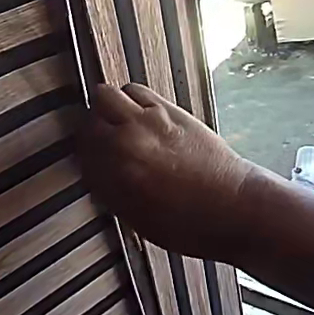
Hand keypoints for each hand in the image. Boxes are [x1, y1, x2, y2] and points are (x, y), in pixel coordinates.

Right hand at [76, 83, 279, 260]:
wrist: (234, 208)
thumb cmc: (187, 223)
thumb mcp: (134, 218)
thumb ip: (108, 189)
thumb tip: (93, 168)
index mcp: (114, 176)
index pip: (79, 151)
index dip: (82, 154)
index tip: (87, 157)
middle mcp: (126, 143)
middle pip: (87, 121)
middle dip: (89, 130)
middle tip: (98, 138)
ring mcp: (147, 122)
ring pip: (106, 96)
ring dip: (105, 107)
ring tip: (115, 120)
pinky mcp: (168, 110)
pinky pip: (135, 91)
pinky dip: (129, 97)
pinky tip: (136, 113)